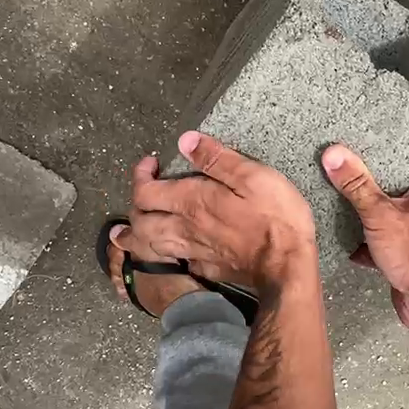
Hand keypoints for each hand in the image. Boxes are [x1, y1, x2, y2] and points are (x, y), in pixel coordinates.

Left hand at [129, 131, 317, 289]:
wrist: (285, 266)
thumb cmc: (274, 217)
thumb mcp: (252, 176)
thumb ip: (217, 158)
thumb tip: (186, 140)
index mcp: (191, 202)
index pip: (146, 192)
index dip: (140, 175)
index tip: (150, 164)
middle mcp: (185, 228)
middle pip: (141, 223)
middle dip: (133, 208)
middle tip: (140, 196)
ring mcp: (194, 251)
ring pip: (150, 246)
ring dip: (133, 238)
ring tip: (123, 234)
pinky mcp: (207, 268)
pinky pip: (173, 261)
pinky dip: (160, 255)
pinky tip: (166, 253)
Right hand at [321, 145, 408, 333]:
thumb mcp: (381, 214)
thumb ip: (357, 184)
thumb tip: (334, 153)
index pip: (402, 158)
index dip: (378, 151)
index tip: (351, 143)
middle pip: (390, 186)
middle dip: (364, 183)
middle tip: (335, 169)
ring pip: (384, 215)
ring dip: (362, 215)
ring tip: (333, 199)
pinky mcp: (406, 254)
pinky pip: (381, 241)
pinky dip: (364, 241)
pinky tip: (342, 240)